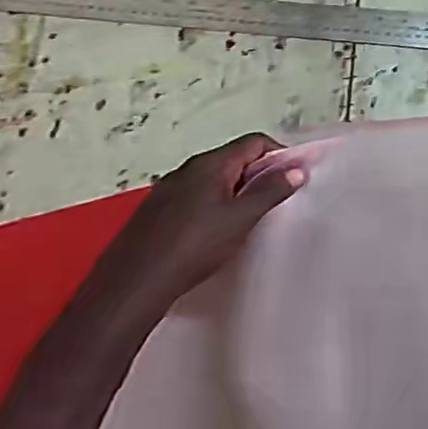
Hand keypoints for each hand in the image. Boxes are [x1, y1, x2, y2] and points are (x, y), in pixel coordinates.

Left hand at [92, 133, 306, 316]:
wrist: (131, 286)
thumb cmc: (194, 246)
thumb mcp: (242, 218)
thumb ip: (271, 190)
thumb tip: (296, 170)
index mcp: (210, 164)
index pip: (255, 142)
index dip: (279, 155)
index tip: (291, 177)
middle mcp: (186, 169)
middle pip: (233, 158)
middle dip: (257, 174)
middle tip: (271, 200)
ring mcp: (166, 190)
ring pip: (213, 179)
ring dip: (235, 191)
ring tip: (244, 219)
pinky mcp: (153, 212)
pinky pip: (194, 196)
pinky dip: (212, 204)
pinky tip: (212, 232)